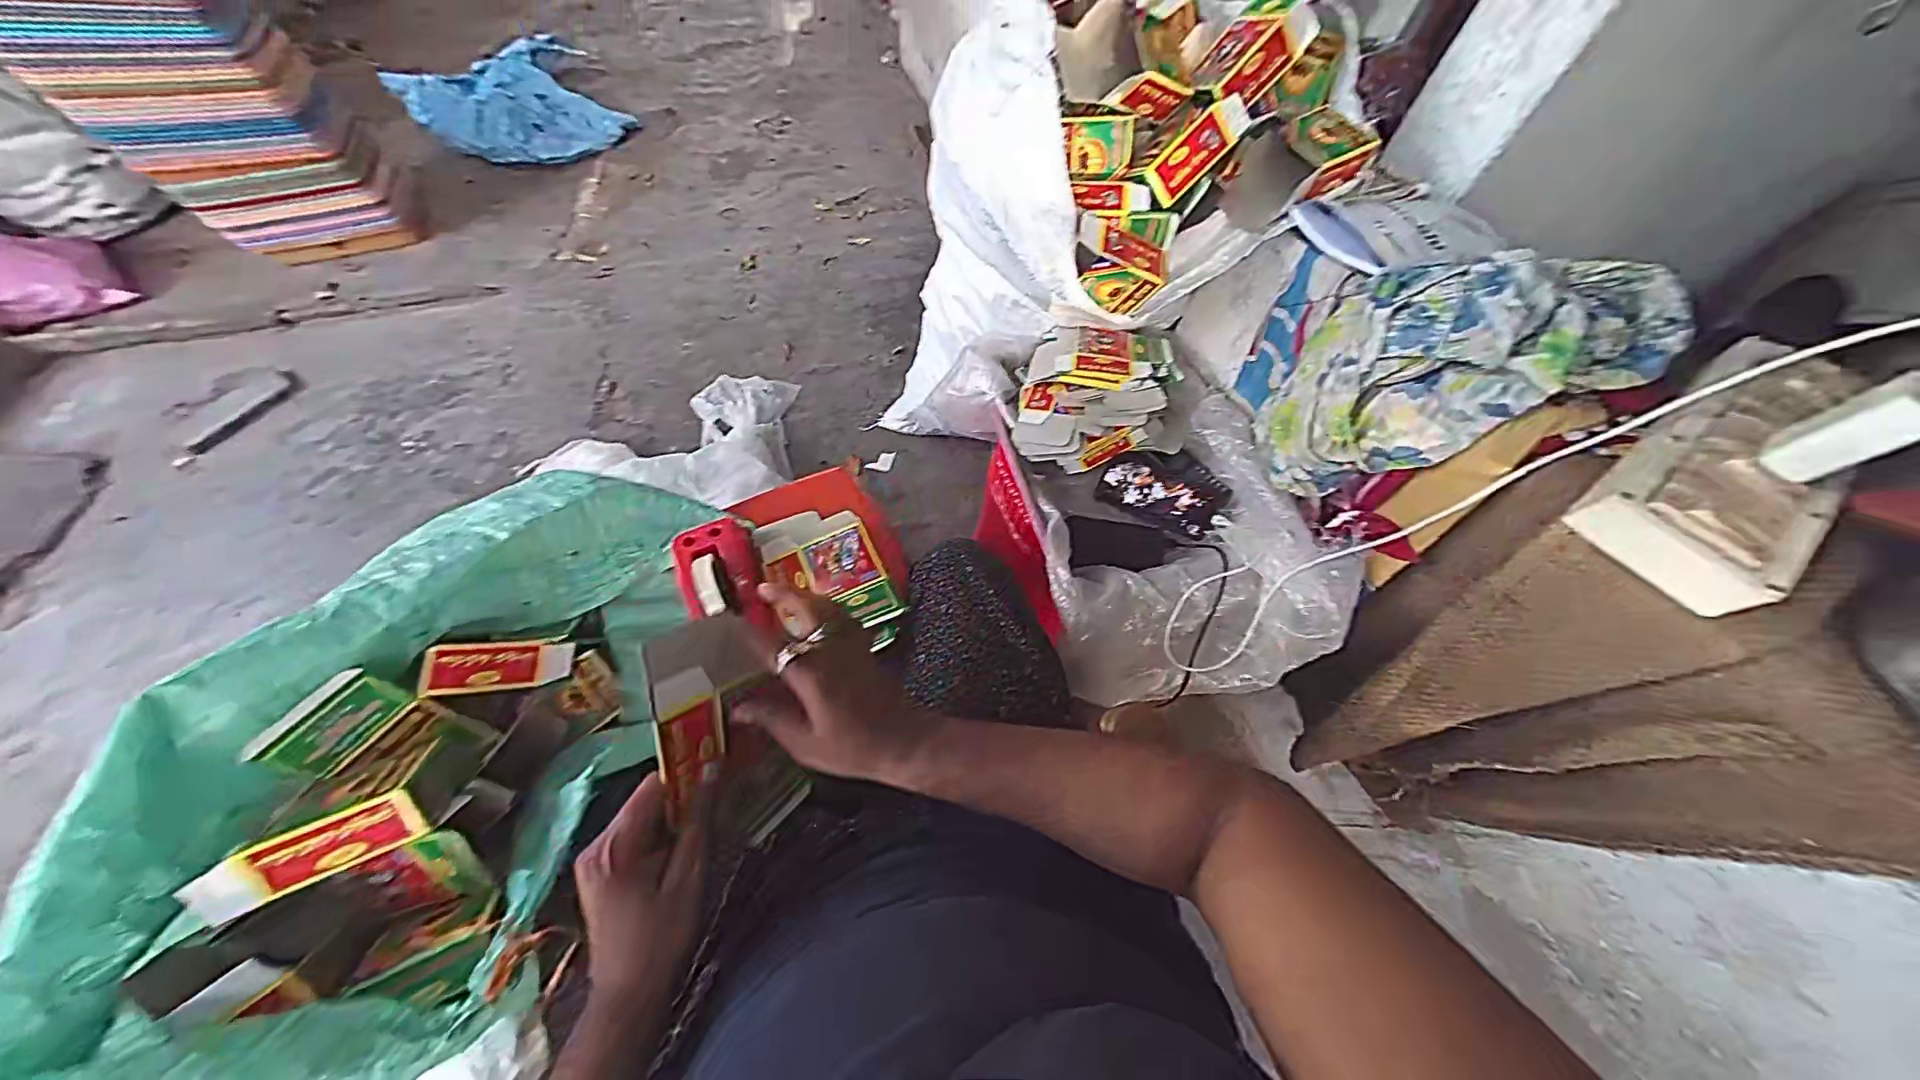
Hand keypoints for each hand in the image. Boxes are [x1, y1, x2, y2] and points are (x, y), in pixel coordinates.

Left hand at [572, 769, 711, 999]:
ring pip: (641, 817)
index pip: (653, 785)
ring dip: (671, 818)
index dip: (686, 772)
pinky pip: (632, 836)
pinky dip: (658, 835)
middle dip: (681, 798)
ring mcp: (592, 858)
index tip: (717, 768)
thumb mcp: (689, 874)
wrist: (630, 993)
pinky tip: (678, 851)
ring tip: (701, 829)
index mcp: (614, 844)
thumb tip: (713, 769)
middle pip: (645, 800)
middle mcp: (595, 844)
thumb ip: (699, 819)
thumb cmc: (663, 935)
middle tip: (716, 803)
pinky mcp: (597, 871)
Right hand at [734, 582, 940, 785]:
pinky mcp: (867, 649)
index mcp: (812, 675)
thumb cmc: (853, 749)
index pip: (774, 647)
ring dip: (807, 595)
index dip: (752, 632)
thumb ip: (773, 720)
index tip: (732, 621)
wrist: (904, 742)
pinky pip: (845, 618)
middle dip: (785, 595)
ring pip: (829, 609)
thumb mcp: (806, 744)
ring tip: (788, 591)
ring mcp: (853, 647)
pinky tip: (822, 610)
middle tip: (763, 587)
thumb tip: (738, 708)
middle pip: (808, 611)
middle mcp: (832, 652)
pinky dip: (829, 607)